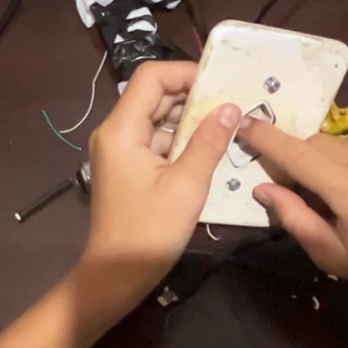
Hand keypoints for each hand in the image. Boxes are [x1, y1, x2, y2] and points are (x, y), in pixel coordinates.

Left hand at [79, 61, 239, 304]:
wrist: (117, 274)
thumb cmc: (150, 230)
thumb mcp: (187, 185)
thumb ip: (208, 142)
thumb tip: (230, 107)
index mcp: (121, 129)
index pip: (152, 77)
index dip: (186, 73)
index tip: (221, 83)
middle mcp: (115, 132)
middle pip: (154, 96)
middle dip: (192, 96)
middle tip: (232, 103)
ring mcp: (119, 151)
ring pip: (156, 120)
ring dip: (189, 120)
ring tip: (227, 125)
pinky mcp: (127, 168)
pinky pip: (155, 142)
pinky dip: (180, 142)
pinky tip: (209, 151)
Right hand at [242, 122, 347, 317]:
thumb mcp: (332, 255)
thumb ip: (294, 217)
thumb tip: (263, 187)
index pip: (298, 153)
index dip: (267, 138)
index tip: (244, 124)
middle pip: (318, 143)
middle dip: (302, 159)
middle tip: (302, 187)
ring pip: (346, 143)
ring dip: (335, 161)